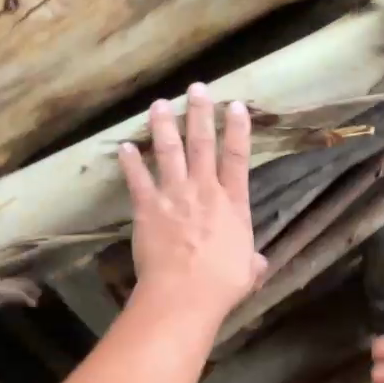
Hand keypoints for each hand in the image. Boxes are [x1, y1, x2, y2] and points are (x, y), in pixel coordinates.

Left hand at [118, 84, 265, 321]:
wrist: (185, 294)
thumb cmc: (222, 284)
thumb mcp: (248, 271)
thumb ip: (252, 260)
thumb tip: (259, 262)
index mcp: (233, 204)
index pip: (238, 158)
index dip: (238, 130)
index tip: (236, 106)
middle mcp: (204, 191)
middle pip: (202, 144)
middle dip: (200, 113)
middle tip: (197, 88)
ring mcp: (174, 196)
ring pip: (169, 151)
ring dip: (164, 125)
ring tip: (160, 103)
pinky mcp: (148, 208)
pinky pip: (137, 179)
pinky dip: (130, 162)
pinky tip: (124, 146)